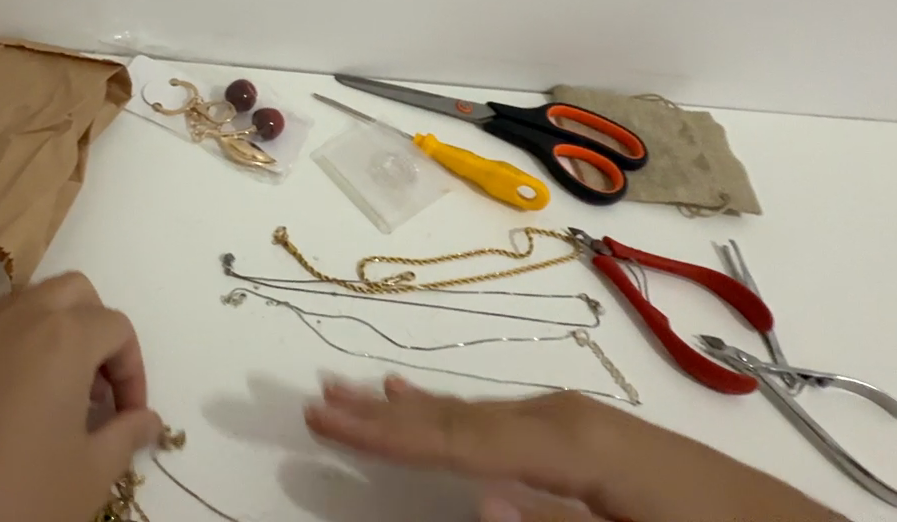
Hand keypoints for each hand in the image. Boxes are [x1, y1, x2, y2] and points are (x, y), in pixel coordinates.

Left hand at [0, 272, 162, 521]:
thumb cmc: (17, 499)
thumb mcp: (88, 476)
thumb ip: (126, 436)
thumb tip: (148, 420)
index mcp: (64, 336)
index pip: (117, 328)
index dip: (134, 370)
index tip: (130, 416)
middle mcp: (20, 318)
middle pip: (75, 292)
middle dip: (98, 329)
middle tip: (99, 387)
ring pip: (32, 301)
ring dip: (58, 328)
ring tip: (61, 392)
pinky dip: (19, 342)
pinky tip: (17, 400)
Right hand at [304, 375, 847, 521]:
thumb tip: (474, 503)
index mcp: (568, 444)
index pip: (456, 437)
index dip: (385, 430)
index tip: (323, 415)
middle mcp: (560, 417)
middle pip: (453, 416)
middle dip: (383, 413)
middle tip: (316, 399)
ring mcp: (571, 421)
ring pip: (469, 415)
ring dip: (407, 410)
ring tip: (352, 393)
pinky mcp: (580, 434)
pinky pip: (495, 420)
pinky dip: (448, 412)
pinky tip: (424, 399)